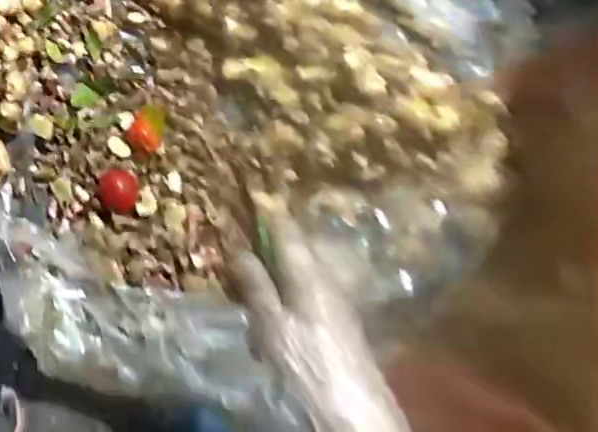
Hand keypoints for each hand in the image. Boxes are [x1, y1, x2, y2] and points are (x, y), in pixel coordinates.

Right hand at [234, 213, 409, 431]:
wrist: (358, 420)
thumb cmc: (308, 364)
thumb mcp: (271, 325)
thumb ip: (256, 284)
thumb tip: (239, 247)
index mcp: (309, 273)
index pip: (286, 230)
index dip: (268, 209)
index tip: (252, 189)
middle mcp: (328, 282)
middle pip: (297, 249)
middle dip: (273, 237)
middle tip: (248, 226)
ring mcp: (338, 306)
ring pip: (302, 273)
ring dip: (279, 267)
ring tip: (256, 267)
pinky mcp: (341, 329)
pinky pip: (307, 295)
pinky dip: (288, 291)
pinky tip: (277, 306)